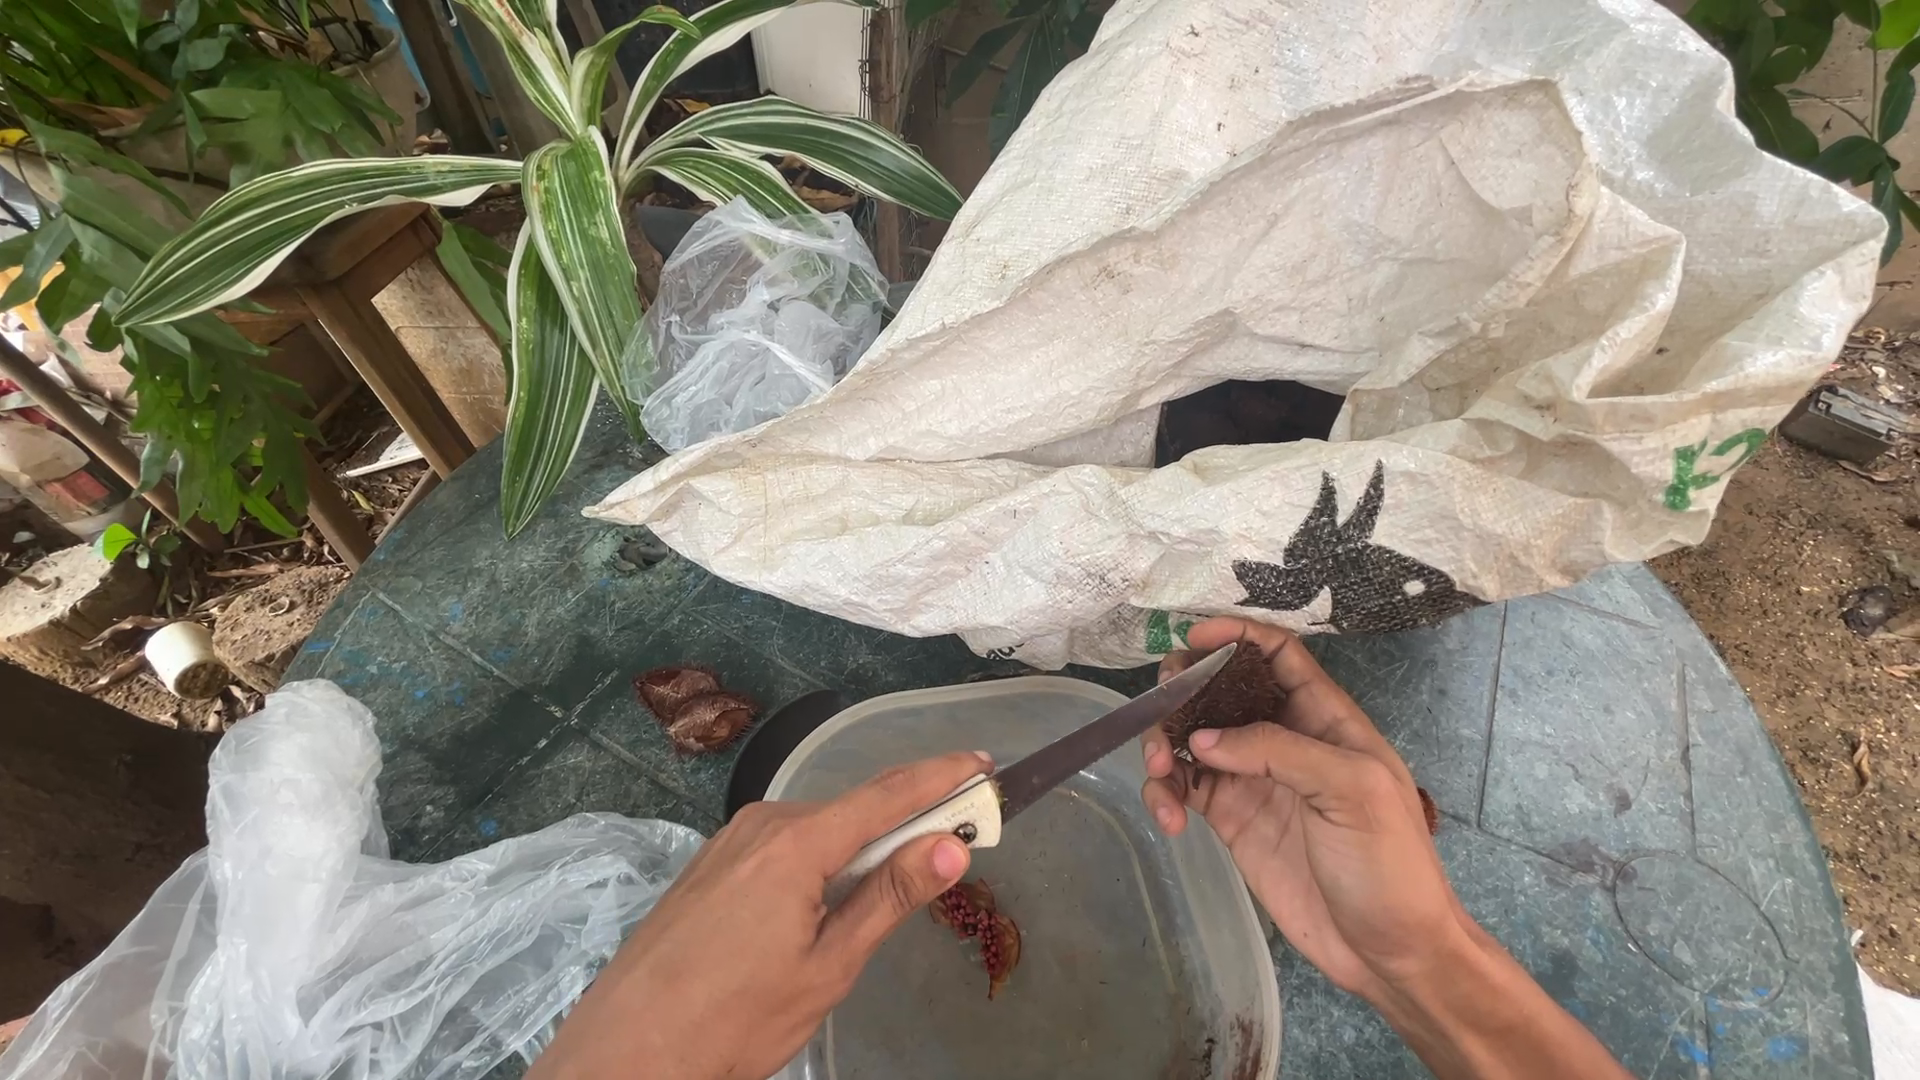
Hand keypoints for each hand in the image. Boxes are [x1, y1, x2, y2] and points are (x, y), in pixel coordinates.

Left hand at [528, 752, 986, 1079]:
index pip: (889, 793)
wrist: (619, 1057)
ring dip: (866, 840)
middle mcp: (766, 820)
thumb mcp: (826, 967)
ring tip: (897, 872)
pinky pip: (788, 841)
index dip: (942, 775)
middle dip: (910, 815)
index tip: (984, 762)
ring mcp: (735, 837)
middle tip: (958, 831)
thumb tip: (951, 847)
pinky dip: (826, 852)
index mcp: (798, 841)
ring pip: (821, 825)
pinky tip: (830, 891)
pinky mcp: (716, 858)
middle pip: (855, 808)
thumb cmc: (733, 1020)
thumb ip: (889, 897)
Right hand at [1144, 618, 1628, 1079]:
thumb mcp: (1351, 792)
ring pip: (1189, 735)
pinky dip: (1164, 793)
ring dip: (1163, 744)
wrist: (1389, 954)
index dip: (1236, 635)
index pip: (1276, 654)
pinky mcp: (1227, 815)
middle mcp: (1278, 737)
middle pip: (1217, 688)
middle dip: (1181, 689)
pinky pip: (1181, 786)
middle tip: (1159, 708)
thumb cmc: (1390, 864)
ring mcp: (1248, 776)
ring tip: (1159, 774)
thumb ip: (1277, 750)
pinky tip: (1170, 819)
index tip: (1194, 637)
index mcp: (1320, 717)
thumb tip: (1201, 737)